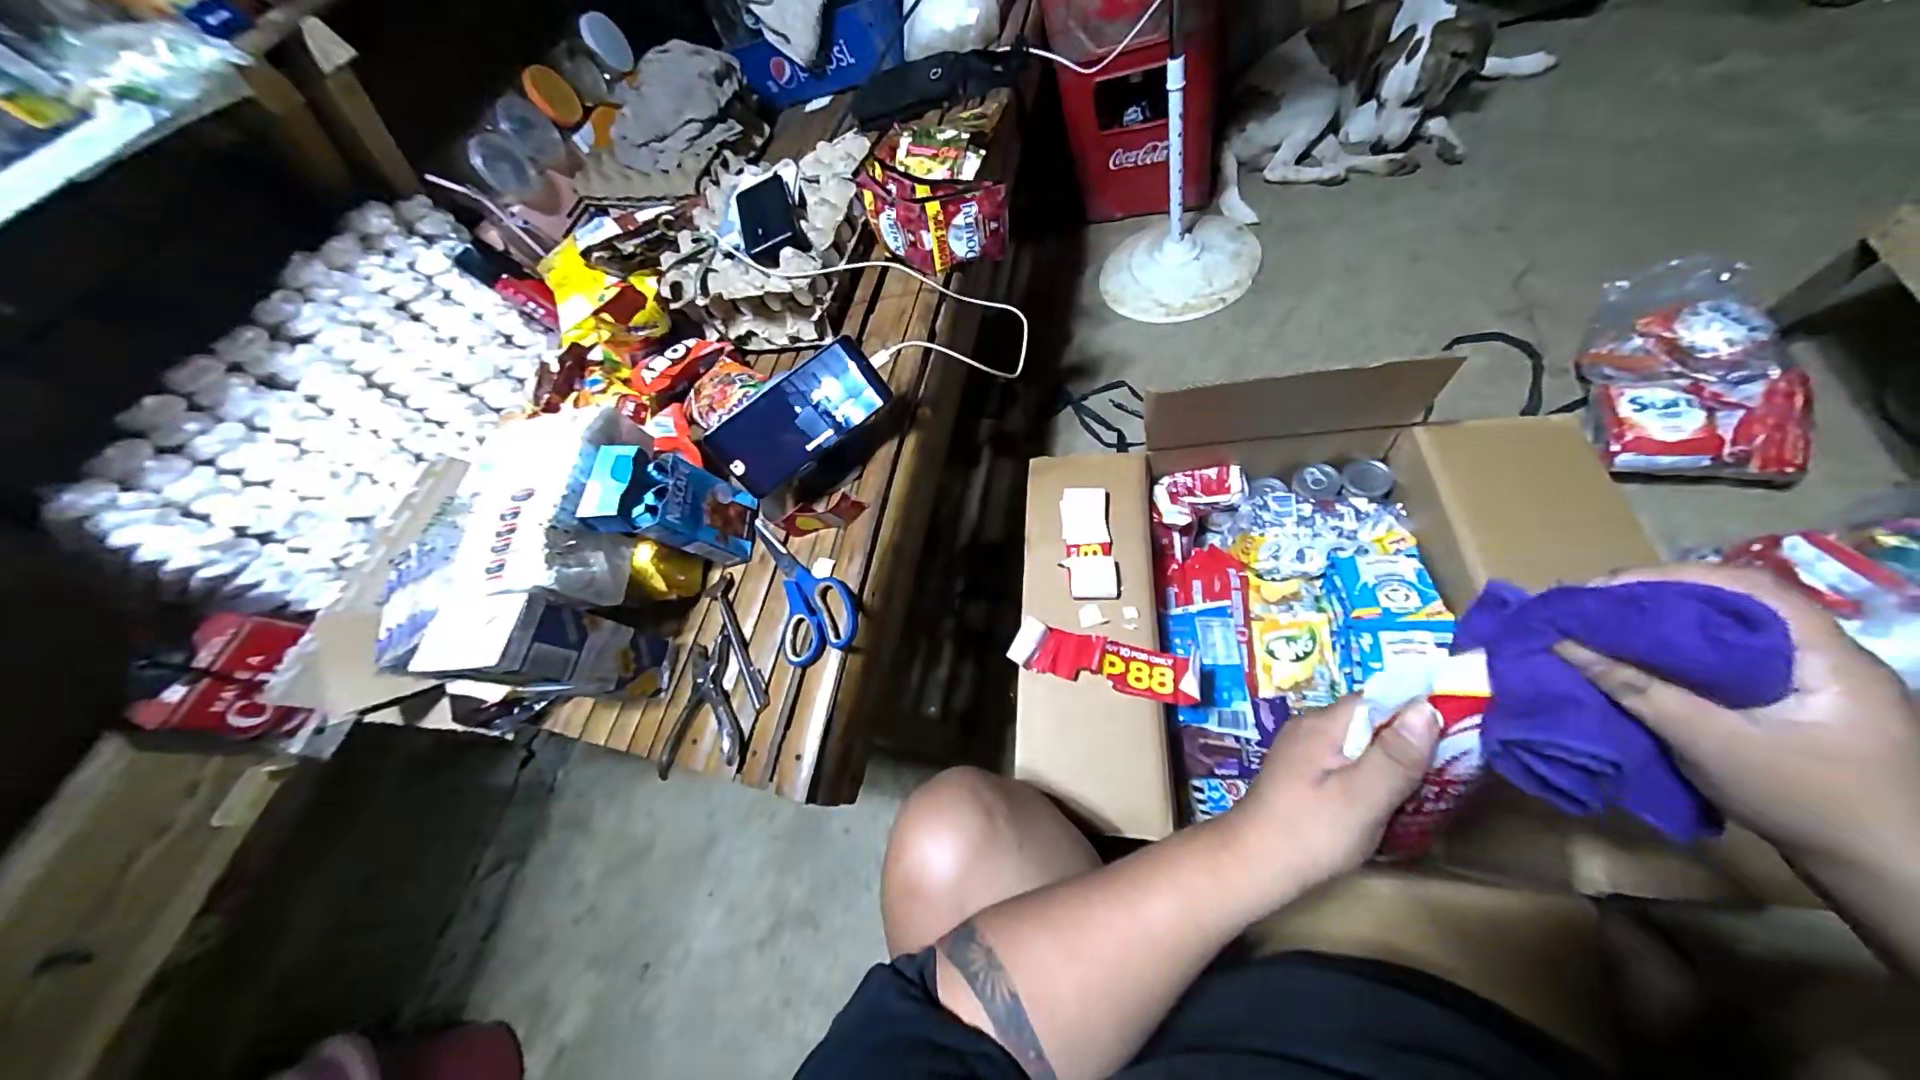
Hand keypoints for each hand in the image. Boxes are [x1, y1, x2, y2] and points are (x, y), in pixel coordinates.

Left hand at [1230, 696, 1439, 885]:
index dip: (1418, 710)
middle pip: (1370, 721)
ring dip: (1393, 761)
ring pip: (1360, 744)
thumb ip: (1394, 755)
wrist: (1254, 863)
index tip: (1460, 728)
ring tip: (1432, 784)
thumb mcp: (1362, 796)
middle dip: (1410, 739)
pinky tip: (1392, 799)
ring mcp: (1303, 751)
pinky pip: (1347, 762)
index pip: (1377, 699)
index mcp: (1322, 725)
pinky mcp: (1303, 775)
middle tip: (1454, 765)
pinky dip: (1373, 775)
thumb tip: (1426, 706)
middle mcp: (1310, 728)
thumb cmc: (1311, 831)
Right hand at [1553, 563, 1919, 875]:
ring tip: (1604, 629)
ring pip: (1727, 632)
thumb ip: (1640, 692)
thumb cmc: (1808, 803)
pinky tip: (1641, 662)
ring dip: (1663, 626)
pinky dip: (1675, 653)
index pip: (1748, 586)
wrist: (1886, 873)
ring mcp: (1811, 682)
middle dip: (1656, 597)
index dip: (1671, 577)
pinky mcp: (1792, 704)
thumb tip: (1565, 645)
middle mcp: (1822, 656)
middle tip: (1592, 607)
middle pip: (1733, 603)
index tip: (1604, 590)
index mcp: (1825, 655)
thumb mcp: (1713, 746)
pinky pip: (1726, 660)